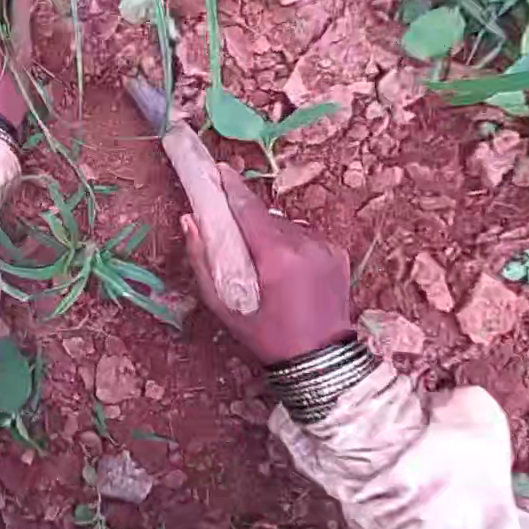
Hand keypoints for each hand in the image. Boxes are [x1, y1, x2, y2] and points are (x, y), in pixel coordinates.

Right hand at [184, 165, 353, 364]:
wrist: (320, 358)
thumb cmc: (266, 335)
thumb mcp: (224, 306)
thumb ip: (203, 261)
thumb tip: (190, 221)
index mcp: (277, 257)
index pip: (249, 209)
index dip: (231, 188)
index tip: (218, 170)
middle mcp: (305, 245)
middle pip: (266, 217)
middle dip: (246, 218)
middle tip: (230, 226)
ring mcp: (325, 247)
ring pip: (286, 225)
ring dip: (268, 232)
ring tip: (259, 257)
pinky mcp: (338, 252)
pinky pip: (305, 236)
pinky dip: (289, 242)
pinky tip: (282, 265)